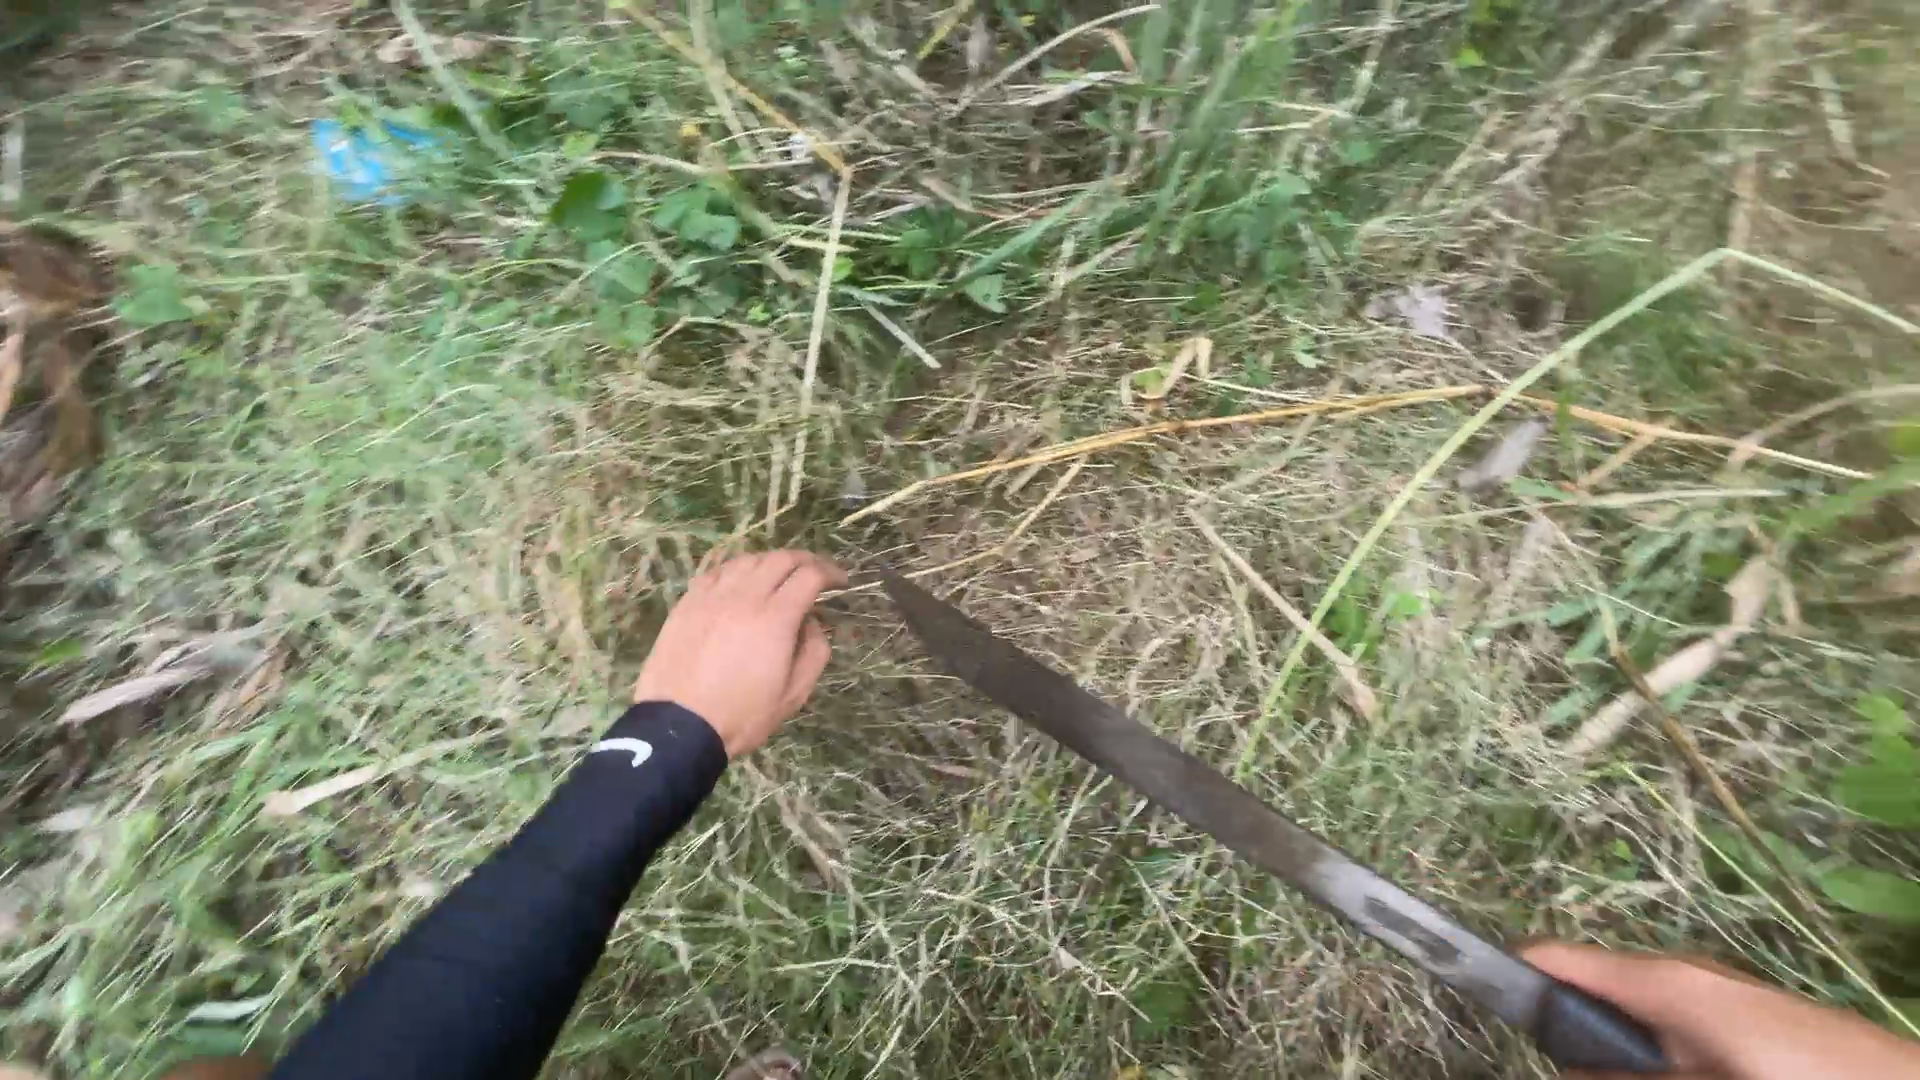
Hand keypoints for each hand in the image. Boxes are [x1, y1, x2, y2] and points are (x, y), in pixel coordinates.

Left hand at [633, 551, 844, 757]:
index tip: (841, 582)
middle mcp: (744, 597)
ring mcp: (712, 597)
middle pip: (780, 559)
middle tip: (816, 572)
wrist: (678, 728)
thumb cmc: (742, 715)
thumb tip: (812, 623)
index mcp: (776, 618)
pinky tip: (742, 581)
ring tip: (780, 575)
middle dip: (805, 560)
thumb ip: (814, 652)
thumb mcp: (794, 694)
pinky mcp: (687, 603)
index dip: (831, 572)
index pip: (810, 576)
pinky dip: (738, 569)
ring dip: (771, 562)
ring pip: (748, 560)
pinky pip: (717, 571)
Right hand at [1524, 943, 1919, 1078]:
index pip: (1551, 956)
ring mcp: (1714, 988)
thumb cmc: (1798, 1078)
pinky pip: (1673, 1019)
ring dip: (1620, 1041)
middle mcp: (1676, 970)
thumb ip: (1627, 1078)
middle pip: (1591, 986)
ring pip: (1634, 1008)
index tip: (1491, 1007)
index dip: (1512, 974)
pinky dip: (1660, 1046)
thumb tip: (1565, 1073)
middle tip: (1580, 1070)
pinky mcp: (1745, 1010)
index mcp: (1656, 979)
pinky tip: (1683, 1074)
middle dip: (1574, 1027)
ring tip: (1625, 1072)